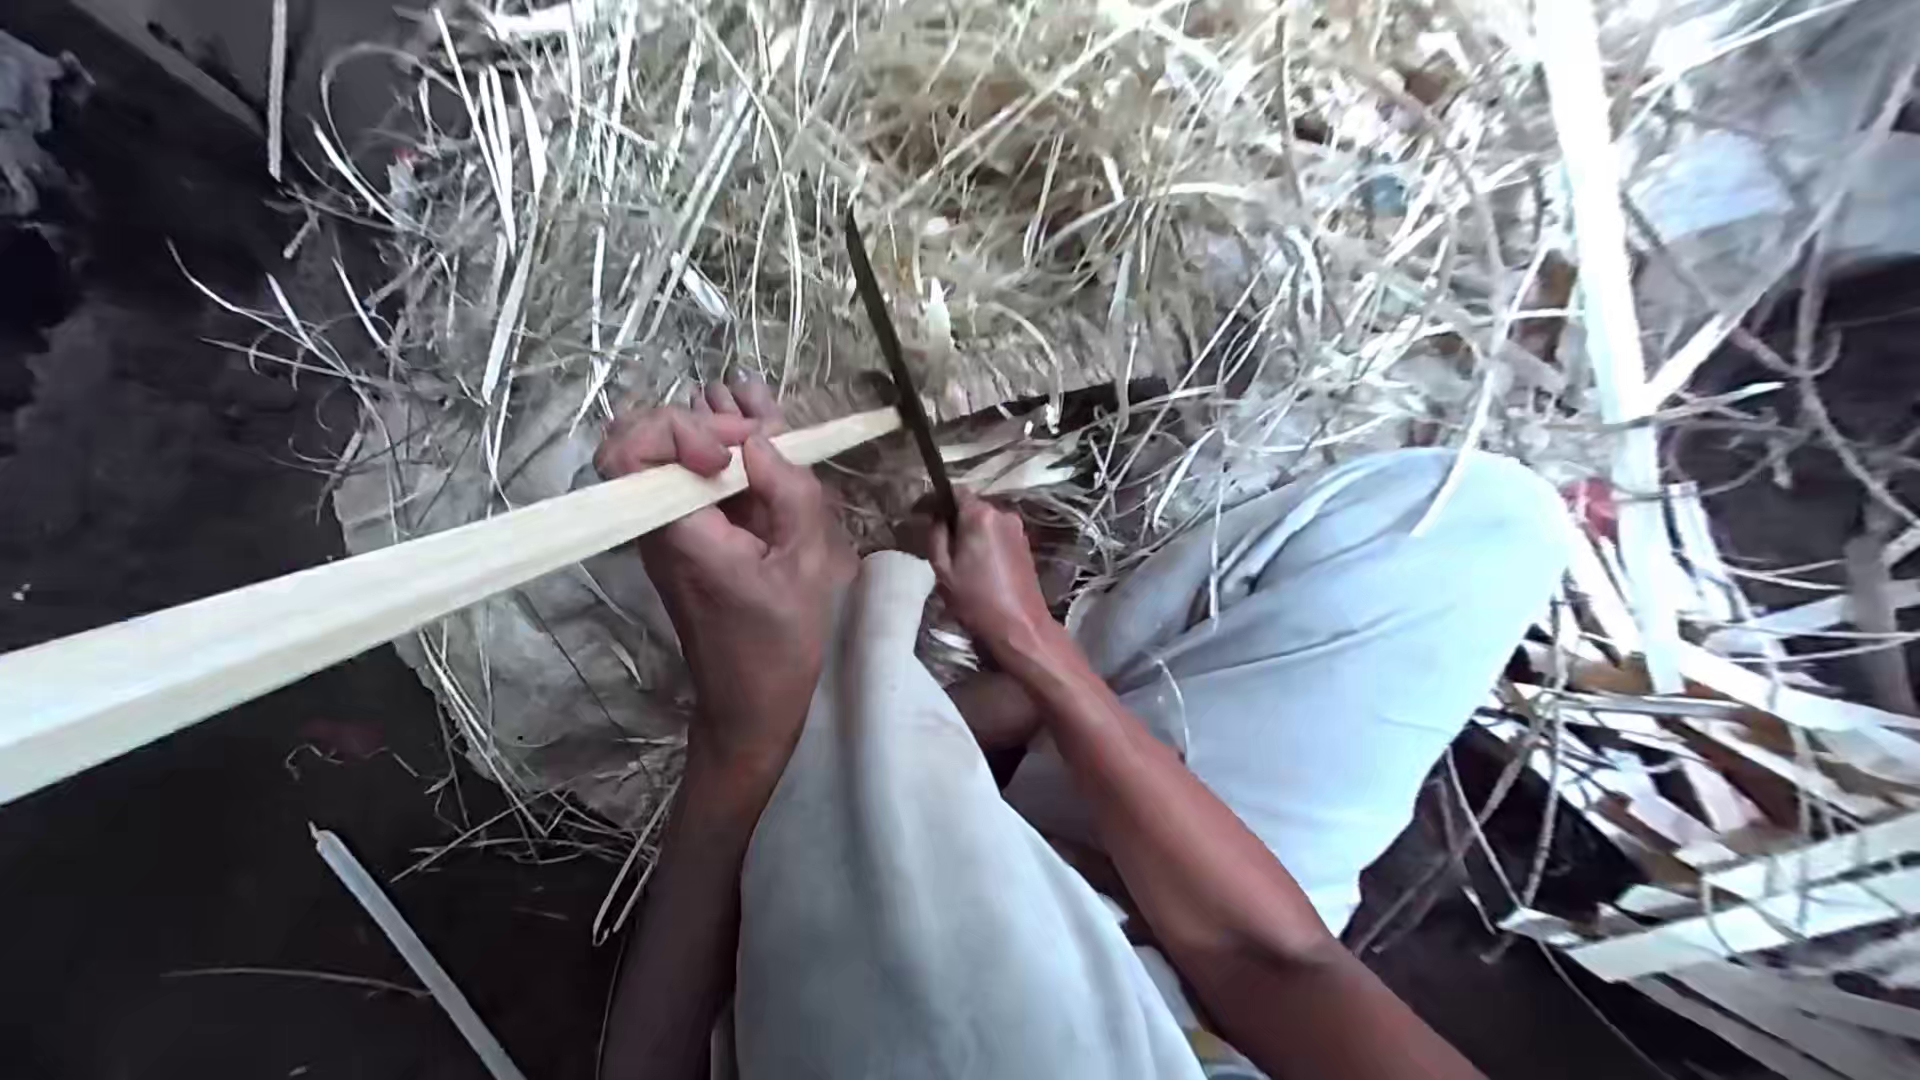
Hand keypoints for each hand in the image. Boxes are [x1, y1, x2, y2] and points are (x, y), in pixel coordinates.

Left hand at [596, 379, 852, 780]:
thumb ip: (791, 495)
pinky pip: (694, 479)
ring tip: (763, 420)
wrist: (752, 700)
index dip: (678, 431)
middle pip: (641, 439)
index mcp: (679, 533)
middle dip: (700, 421)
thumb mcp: (807, 567)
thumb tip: (762, 440)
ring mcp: (673, 529)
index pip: (631, 452)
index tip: (733, 454)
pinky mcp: (692, 536)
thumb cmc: (780, 643)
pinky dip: (725, 455)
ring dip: (713, 429)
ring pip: (667, 454)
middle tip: (756, 432)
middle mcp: (661, 524)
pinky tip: (764, 445)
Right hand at [923, 490, 1054, 657]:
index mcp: (980, 515)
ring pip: (985, 520)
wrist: (1020, 626)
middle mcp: (1002, 514)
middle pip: (971, 506)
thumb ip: (936, 535)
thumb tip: (936, 517)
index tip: (920, 513)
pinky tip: (978, 563)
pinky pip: (997, 533)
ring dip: (970, 531)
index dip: (935, 500)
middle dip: (954, 519)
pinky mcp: (1025, 543)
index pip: (954, 491)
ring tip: (958, 556)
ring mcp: (1017, 528)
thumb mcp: (942, 569)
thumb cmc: (976, 599)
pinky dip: (984, 540)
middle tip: (937, 541)